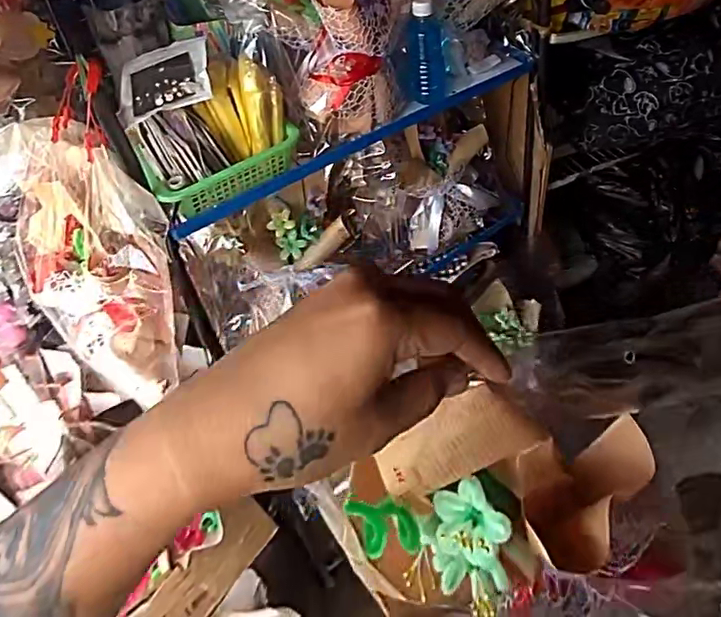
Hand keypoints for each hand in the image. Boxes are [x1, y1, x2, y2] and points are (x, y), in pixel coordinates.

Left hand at [156, 266, 508, 509]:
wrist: (215, 425)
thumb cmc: (300, 434)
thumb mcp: (375, 424)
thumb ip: (427, 391)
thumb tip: (457, 374)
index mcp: (386, 314)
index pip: (453, 328)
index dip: (484, 353)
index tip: (505, 376)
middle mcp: (369, 284)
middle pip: (436, 298)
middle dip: (464, 330)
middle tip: (481, 366)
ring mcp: (343, 284)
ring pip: (411, 293)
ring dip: (436, 320)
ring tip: (449, 360)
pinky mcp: (325, 294)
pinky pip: (383, 296)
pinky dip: (407, 317)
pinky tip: (409, 347)